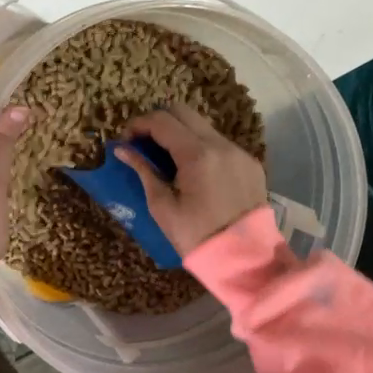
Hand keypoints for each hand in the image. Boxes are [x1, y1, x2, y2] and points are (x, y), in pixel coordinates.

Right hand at [116, 103, 268, 257]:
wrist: (246, 261)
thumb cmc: (197, 237)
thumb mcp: (162, 206)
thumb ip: (144, 171)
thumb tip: (122, 150)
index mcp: (197, 155)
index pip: (162, 121)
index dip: (138, 125)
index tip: (125, 141)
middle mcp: (221, 145)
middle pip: (183, 112)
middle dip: (159, 122)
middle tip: (143, 143)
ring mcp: (239, 152)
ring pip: (202, 126)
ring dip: (180, 133)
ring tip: (166, 158)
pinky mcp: (250, 164)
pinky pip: (219, 143)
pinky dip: (200, 147)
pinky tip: (192, 171)